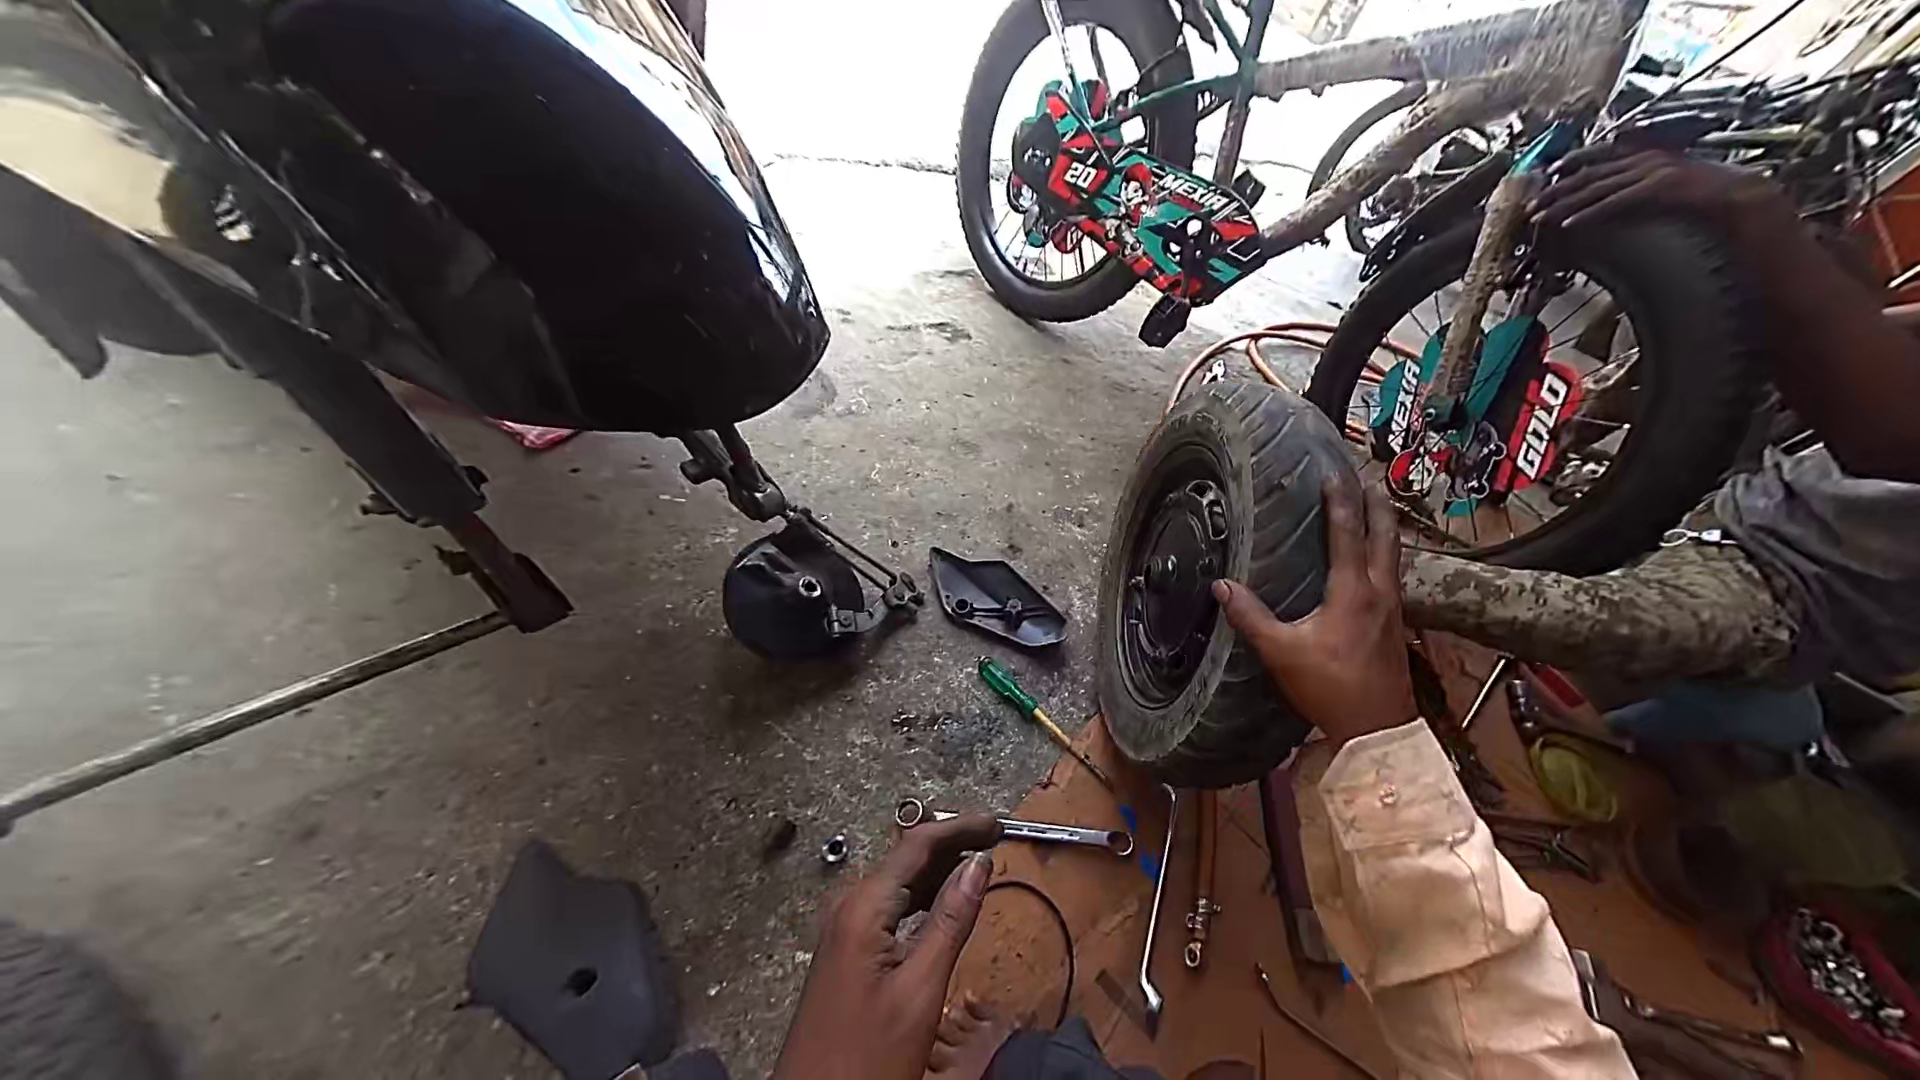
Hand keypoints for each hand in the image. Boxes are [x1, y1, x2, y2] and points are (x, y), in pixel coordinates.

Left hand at [772, 814, 1002, 1079]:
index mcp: (864, 906)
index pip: (917, 845)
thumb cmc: (866, 1058)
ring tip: (979, 860)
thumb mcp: (920, 989)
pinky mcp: (848, 949)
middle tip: (994, 837)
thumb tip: (979, 864)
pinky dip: (923, 896)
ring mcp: (846, 928)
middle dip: (952, 843)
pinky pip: (891, 906)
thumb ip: (951, 920)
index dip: (959, 827)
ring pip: (900, 881)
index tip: (996, 823)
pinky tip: (945, 900)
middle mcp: (850, 906)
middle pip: (907, 858)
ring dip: (940, 868)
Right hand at [1212, 476, 1414, 745]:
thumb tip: (1221, 586)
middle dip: (1377, 504)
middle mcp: (1380, 592)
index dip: (1340, 502)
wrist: (1378, 727)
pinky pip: (1391, 573)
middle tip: (1366, 478)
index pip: (1348, 534)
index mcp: (1353, 592)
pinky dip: (1383, 552)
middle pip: (1385, 536)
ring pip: (1394, 554)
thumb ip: (1251, 617)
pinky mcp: (1395, 623)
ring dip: (1385, 525)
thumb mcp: (1281, 652)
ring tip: (1374, 506)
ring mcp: (1393, 608)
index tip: (1333, 474)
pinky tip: (1372, 558)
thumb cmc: (1329, 687)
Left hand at [1530, 146, 1795, 244]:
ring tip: (1538, 218)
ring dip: (1563, 205)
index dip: (1571, 161)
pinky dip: (1589, 214)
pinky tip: (1568, 225)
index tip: (1545, 173)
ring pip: (1596, 189)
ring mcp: (1652, 171)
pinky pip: (1614, 202)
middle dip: (1554, 191)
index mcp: (1643, 154)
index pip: (1599, 155)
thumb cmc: (1689, 195)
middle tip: (1528, 205)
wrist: (1733, 196)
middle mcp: (1645, 159)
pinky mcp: (1659, 187)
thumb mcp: (1652, 185)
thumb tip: (1593, 197)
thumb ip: (1625, 185)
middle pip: (1589, 174)